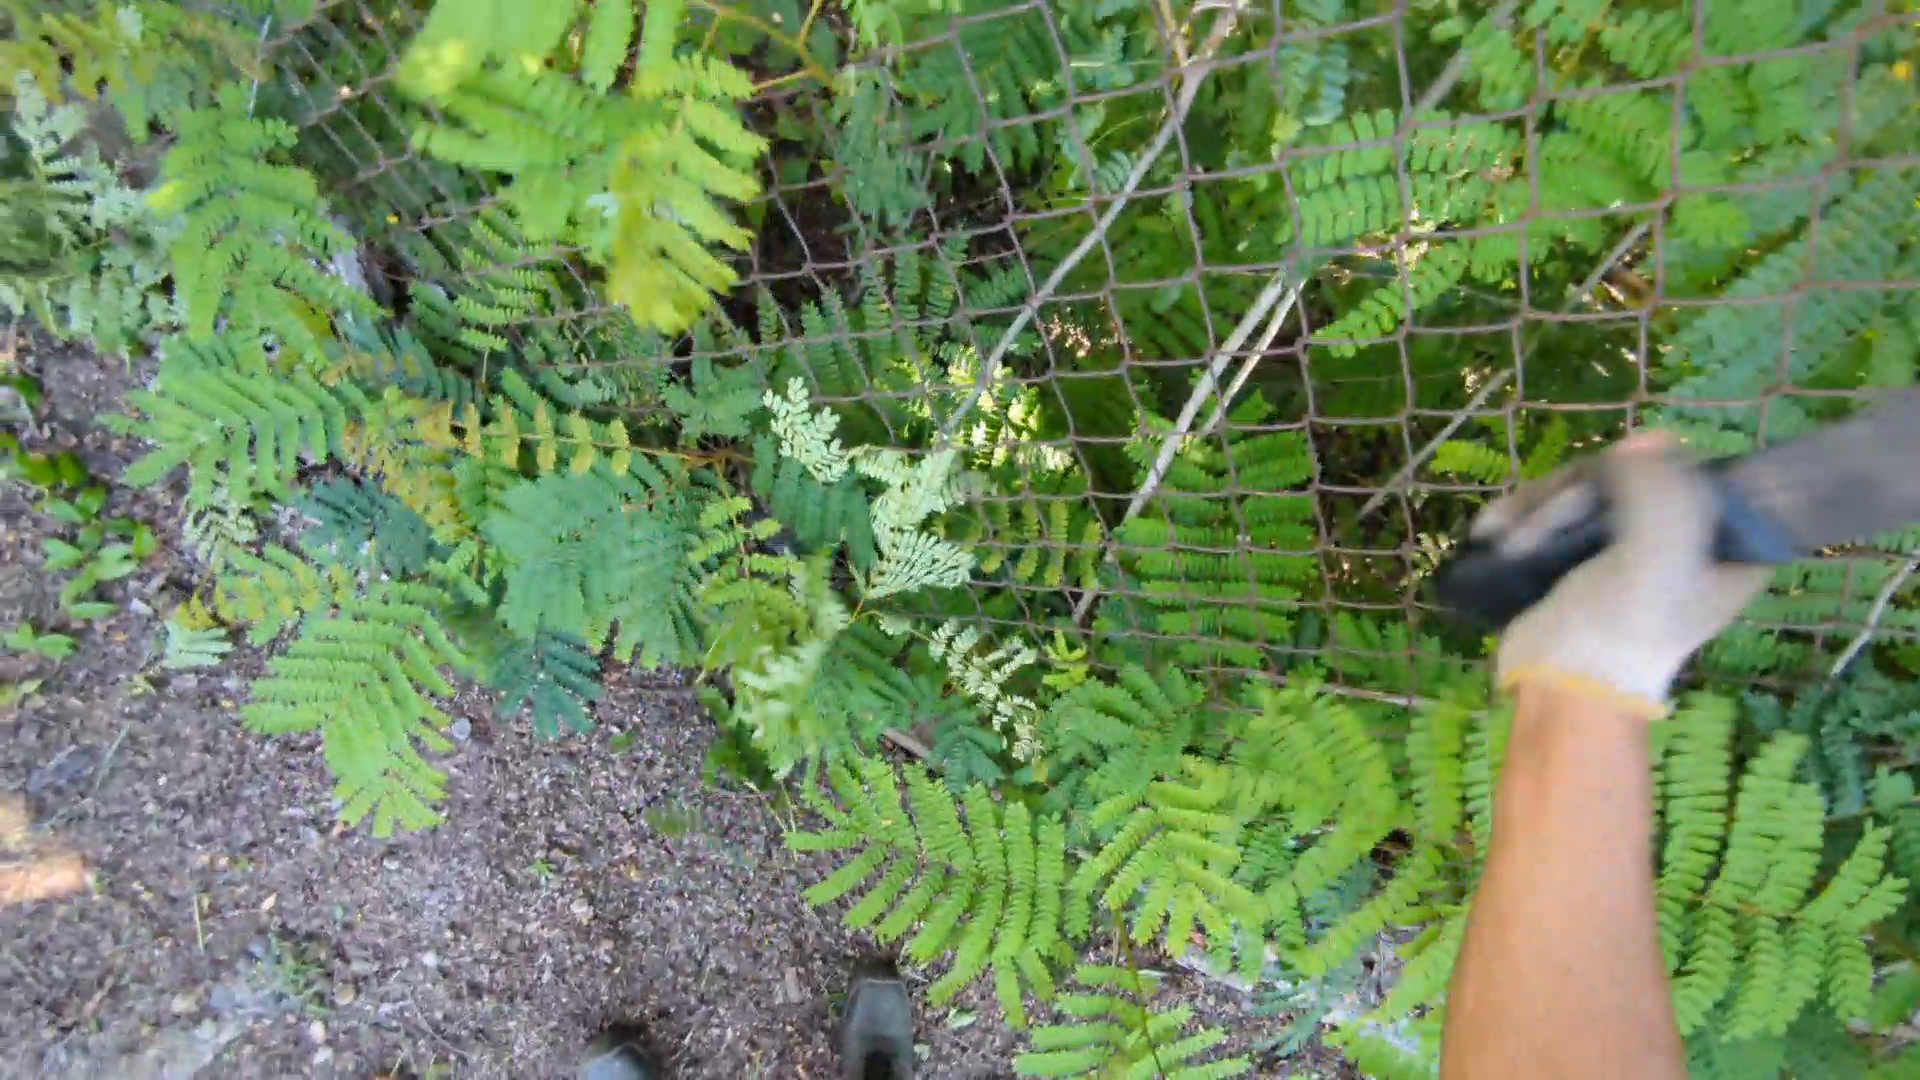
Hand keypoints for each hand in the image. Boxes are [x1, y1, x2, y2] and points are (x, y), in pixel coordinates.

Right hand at [1468, 432, 1769, 709]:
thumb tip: (1645, 436)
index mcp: (1721, 543)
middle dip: (1565, 500)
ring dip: (1531, 512)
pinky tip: (1489, 533)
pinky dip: (1513, 520)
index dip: (1638, 470)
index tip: (1600, 484)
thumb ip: (1660, 492)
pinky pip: (1543, 518)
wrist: (1562, 683)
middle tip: (1536, 528)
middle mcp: (1675, 540)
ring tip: (1502, 540)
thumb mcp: (1656, 557)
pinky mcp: (1568, 561)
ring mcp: (1616, 551)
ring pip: (1572, 497)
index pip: (1685, 474)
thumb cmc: (1618, 627)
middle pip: (1618, 481)